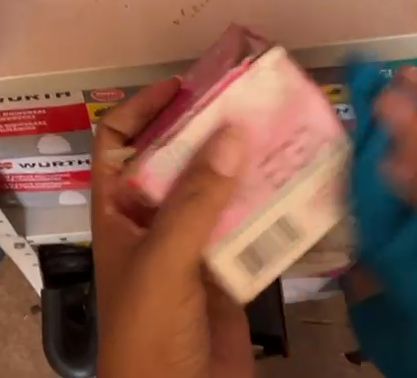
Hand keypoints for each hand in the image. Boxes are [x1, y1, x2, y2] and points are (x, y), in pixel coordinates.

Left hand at [91, 77, 254, 377]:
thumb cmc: (148, 330)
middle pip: (177, 157)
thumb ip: (196, 199)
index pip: (119, 139)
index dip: (144, 107)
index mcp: (119, 207)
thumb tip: (230, 132)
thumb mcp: (163, 259)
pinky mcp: (227, 269)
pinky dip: (270, 206)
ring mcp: (191, 243)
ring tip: (282, 130)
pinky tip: (297, 184)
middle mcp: (153, 217)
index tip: (184, 85)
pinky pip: (248, 226)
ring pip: (217, 188)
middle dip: (208, 129)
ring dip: (245, 163)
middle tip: (249, 100)